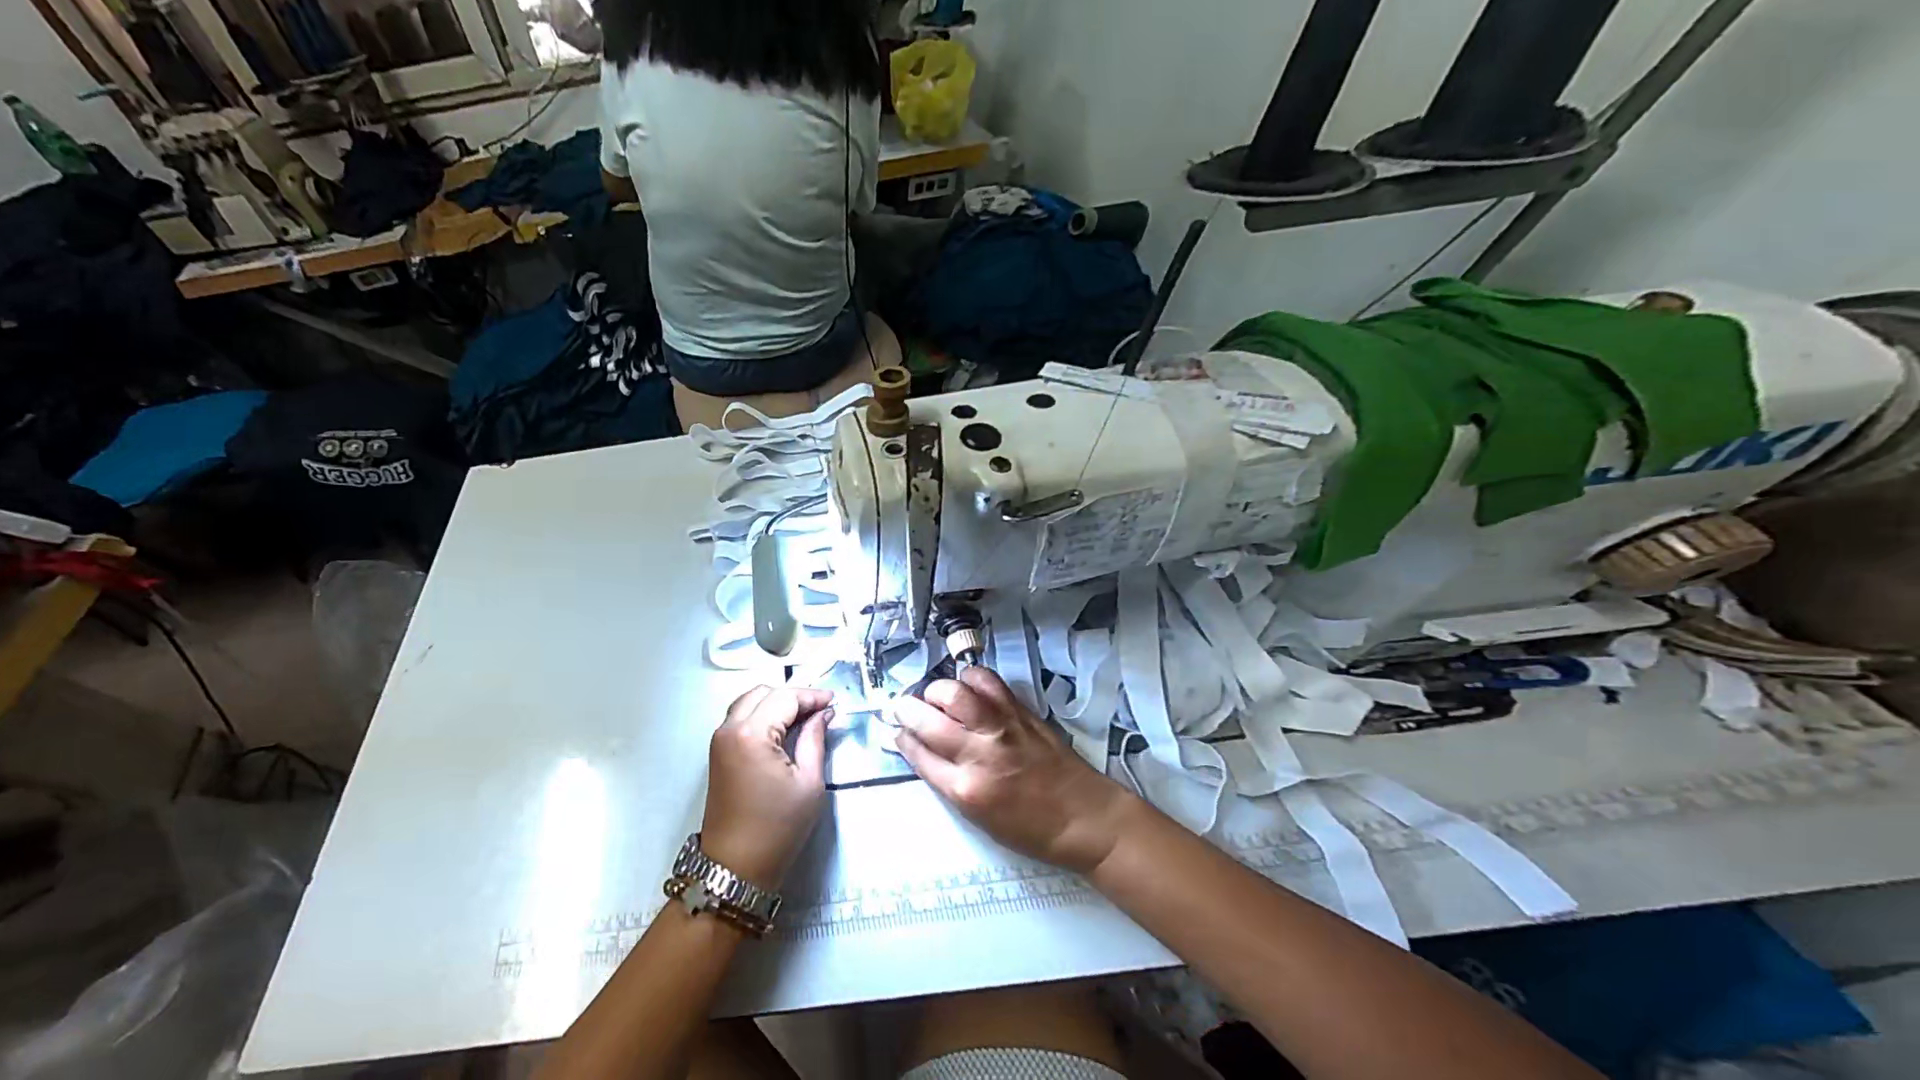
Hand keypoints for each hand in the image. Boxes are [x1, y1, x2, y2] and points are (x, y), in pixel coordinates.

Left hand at [701, 686, 831, 888]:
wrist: (735, 867)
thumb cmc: (778, 827)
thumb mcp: (808, 782)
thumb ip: (814, 739)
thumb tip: (823, 714)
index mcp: (750, 734)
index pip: (784, 697)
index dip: (812, 695)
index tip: (834, 701)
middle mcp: (728, 730)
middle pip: (763, 693)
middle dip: (793, 696)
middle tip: (820, 709)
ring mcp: (718, 741)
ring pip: (749, 702)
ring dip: (775, 702)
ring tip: (804, 717)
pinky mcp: (717, 753)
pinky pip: (740, 718)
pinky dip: (762, 714)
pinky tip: (783, 728)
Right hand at [892, 667, 1138, 874]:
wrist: (1084, 817)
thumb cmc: (1030, 829)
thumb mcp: (979, 818)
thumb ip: (950, 781)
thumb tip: (925, 751)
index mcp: (965, 789)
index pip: (919, 754)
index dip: (901, 738)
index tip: (895, 730)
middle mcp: (979, 754)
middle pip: (928, 719)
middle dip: (906, 709)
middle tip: (903, 707)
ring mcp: (1002, 728)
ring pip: (955, 692)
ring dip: (937, 690)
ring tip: (936, 697)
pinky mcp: (1022, 713)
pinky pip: (988, 683)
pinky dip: (971, 678)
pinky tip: (968, 686)